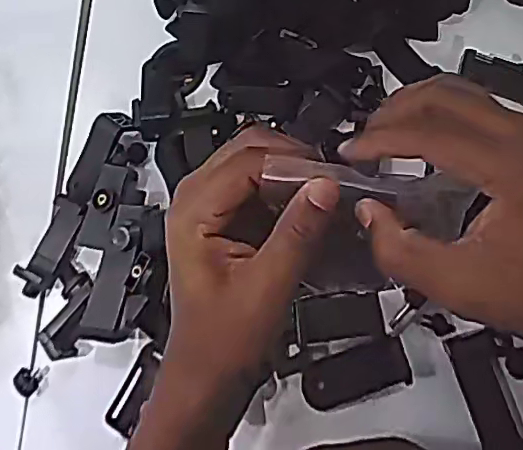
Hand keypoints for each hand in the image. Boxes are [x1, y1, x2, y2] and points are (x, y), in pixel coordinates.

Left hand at [132, 126, 338, 449]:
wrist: (208, 377)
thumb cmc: (220, 345)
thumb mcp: (266, 289)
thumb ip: (297, 233)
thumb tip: (323, 186)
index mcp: (193, 209)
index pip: (250, 159)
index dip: (294, 164)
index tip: (328, 178)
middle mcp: (196, 196)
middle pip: (251, 145)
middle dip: (294, 157)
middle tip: (328, 179)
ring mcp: (210, 200)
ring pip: (258, 155)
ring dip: (292, 168)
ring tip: (323, 190)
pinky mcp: (227, 210)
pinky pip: (261, 177)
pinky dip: (288, 184)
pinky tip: (308, 204)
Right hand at [339, 77, 522, 364]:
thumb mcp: (462, 287)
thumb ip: (403, 252)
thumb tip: (371, 213)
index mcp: (511, 166)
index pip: (430, 131)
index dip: (381, 140)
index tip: (353, 153)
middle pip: (441, 94)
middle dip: (393, 111)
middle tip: (365, 138)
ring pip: (457, 88)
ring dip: (414, 103)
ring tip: (384, 131)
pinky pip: (473, 101)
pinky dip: (437, 108)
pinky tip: (419, 132)